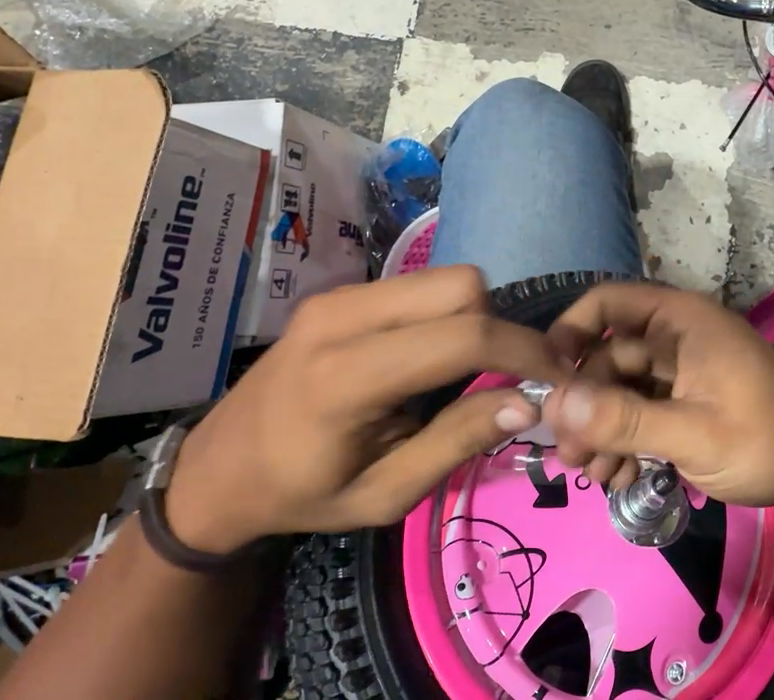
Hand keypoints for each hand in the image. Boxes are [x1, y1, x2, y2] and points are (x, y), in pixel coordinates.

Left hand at [163, 266, 572, 553]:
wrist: (215, 472)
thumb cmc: (301, 495)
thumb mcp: (384, 495)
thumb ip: (457, 443)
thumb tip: (528, 402)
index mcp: (344, 379)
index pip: (463, 338)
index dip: (524, 351)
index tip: (558, 378)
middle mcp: (341, 319)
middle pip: (463, 286)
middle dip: (500, 328)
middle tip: (505, 376)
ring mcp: (338, 297)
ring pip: (448, 277)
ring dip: (477, 317)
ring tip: (474, 367)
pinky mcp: (341, 292)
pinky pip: (422, 284)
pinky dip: (450, 313)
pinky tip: (438, 354)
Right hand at [543, 284, 773, 506]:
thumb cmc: (768, 439)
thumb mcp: (695, 434)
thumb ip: (625, 419)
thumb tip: (553, 403)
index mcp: (682, 322)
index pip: (607, 303)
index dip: (569, 335)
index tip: (546, 386)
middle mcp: (677, 337)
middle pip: (606, 355)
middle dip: (583, 404)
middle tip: (571, 460)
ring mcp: (681, 371)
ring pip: (619, 390)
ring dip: (601, 431)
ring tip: (598, 478)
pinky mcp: (686, 402)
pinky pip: (639, 412)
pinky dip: (624, 441)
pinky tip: (622, 479)